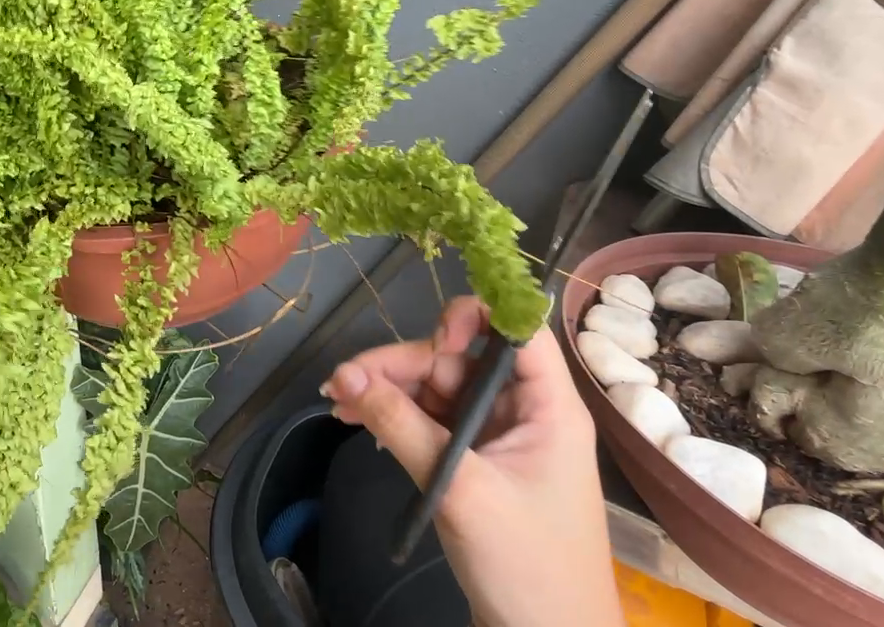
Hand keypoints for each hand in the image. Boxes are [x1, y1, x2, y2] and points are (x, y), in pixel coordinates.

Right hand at [322, 296, 622, 626]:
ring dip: (385, 388)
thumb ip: (401, 425)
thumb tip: (343, 375)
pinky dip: (391, 414)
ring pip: (434, 385)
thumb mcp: (459, 488)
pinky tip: (354, 417)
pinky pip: (426, 417)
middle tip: (342, 382)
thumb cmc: (525, 565)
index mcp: (546, 407)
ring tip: (337, 401)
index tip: (431, 339)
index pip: (518, 331)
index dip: (475, 318)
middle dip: (400, 364)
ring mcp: (494, 434)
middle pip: (457, 357)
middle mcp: (520, 410)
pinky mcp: (471, 458)